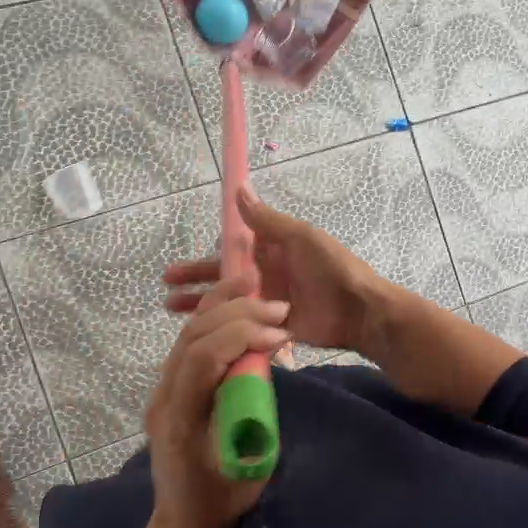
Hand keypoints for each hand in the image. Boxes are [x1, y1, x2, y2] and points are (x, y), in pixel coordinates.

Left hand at [144, 275, 288, 527]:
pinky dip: (216, 319)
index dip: (242, 336)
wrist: (183, 526)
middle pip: (193, 337)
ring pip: (188, 333)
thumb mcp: (250, 463)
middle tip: (278, 304)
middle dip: (236, 311)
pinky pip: (190, 343)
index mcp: (181, 420)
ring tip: (257, 283)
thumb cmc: (222, 502)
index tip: (280, 334)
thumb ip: (254, 412)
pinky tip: (239, 306)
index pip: (203, 358)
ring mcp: (162, 392)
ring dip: (223, 306)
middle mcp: (164, 398)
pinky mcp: (170, 389)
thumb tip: (262, 366)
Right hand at [162, 187, 389, 352]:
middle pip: (223, 280)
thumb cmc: (332, 268)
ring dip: (202, 307)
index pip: (230, 252)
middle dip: (195, 284)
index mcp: (272, 252)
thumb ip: (267, 221)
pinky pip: (244, 328)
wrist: (360, 312)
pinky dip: (224, 331)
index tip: (174, 270)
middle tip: (166, 290)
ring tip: (172, 314)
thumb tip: (238, 189)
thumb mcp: (301, 238)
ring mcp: (269, 304)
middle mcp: (267, 277)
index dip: (203, 260)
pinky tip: (200, 338)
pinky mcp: (275, 328)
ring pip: (229, 304)